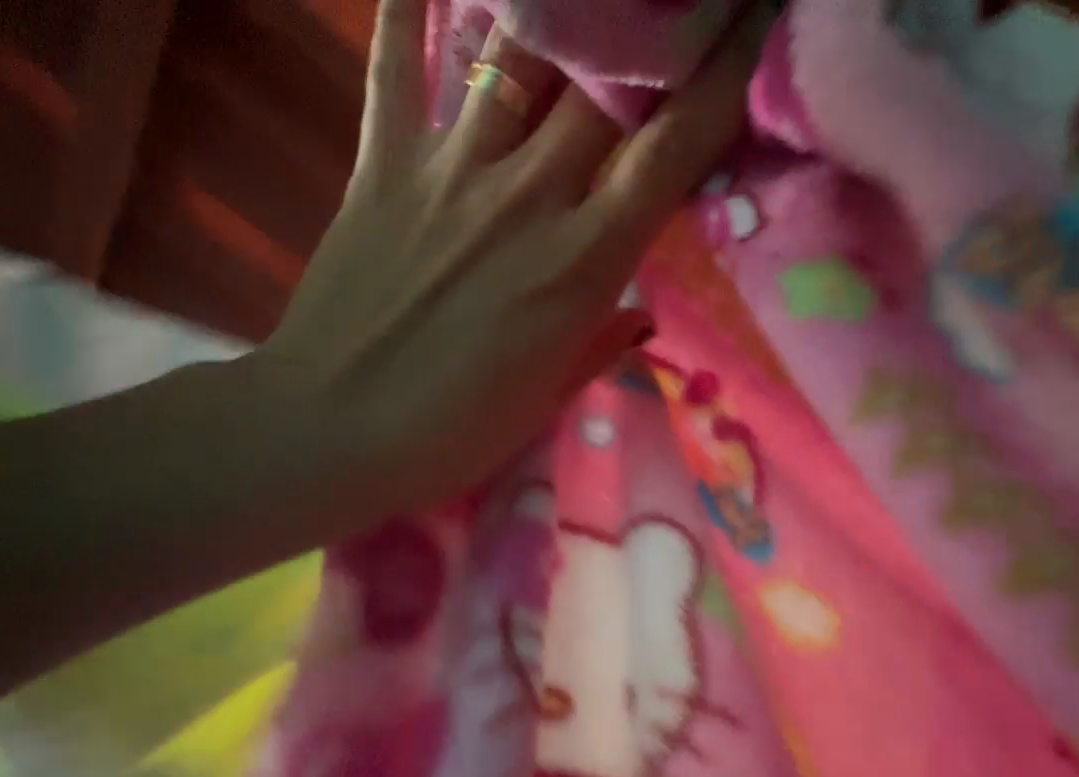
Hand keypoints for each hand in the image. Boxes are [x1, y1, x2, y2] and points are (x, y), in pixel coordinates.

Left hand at [251, 0, 775, 513]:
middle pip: (603, 86)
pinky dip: (408, 13)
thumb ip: (603, 341)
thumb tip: (639, 313)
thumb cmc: (456, 431)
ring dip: (555, 12)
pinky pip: (396, 67)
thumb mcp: (552, 396)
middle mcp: (527, 198)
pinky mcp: (380, 166)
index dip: (718, 80)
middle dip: (650, 32)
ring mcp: (450, 172)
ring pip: (515, 58)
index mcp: (582, 264)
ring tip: (575, 1)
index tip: (748, 28)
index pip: (668, 153)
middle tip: (668, 11)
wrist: (330, 432)